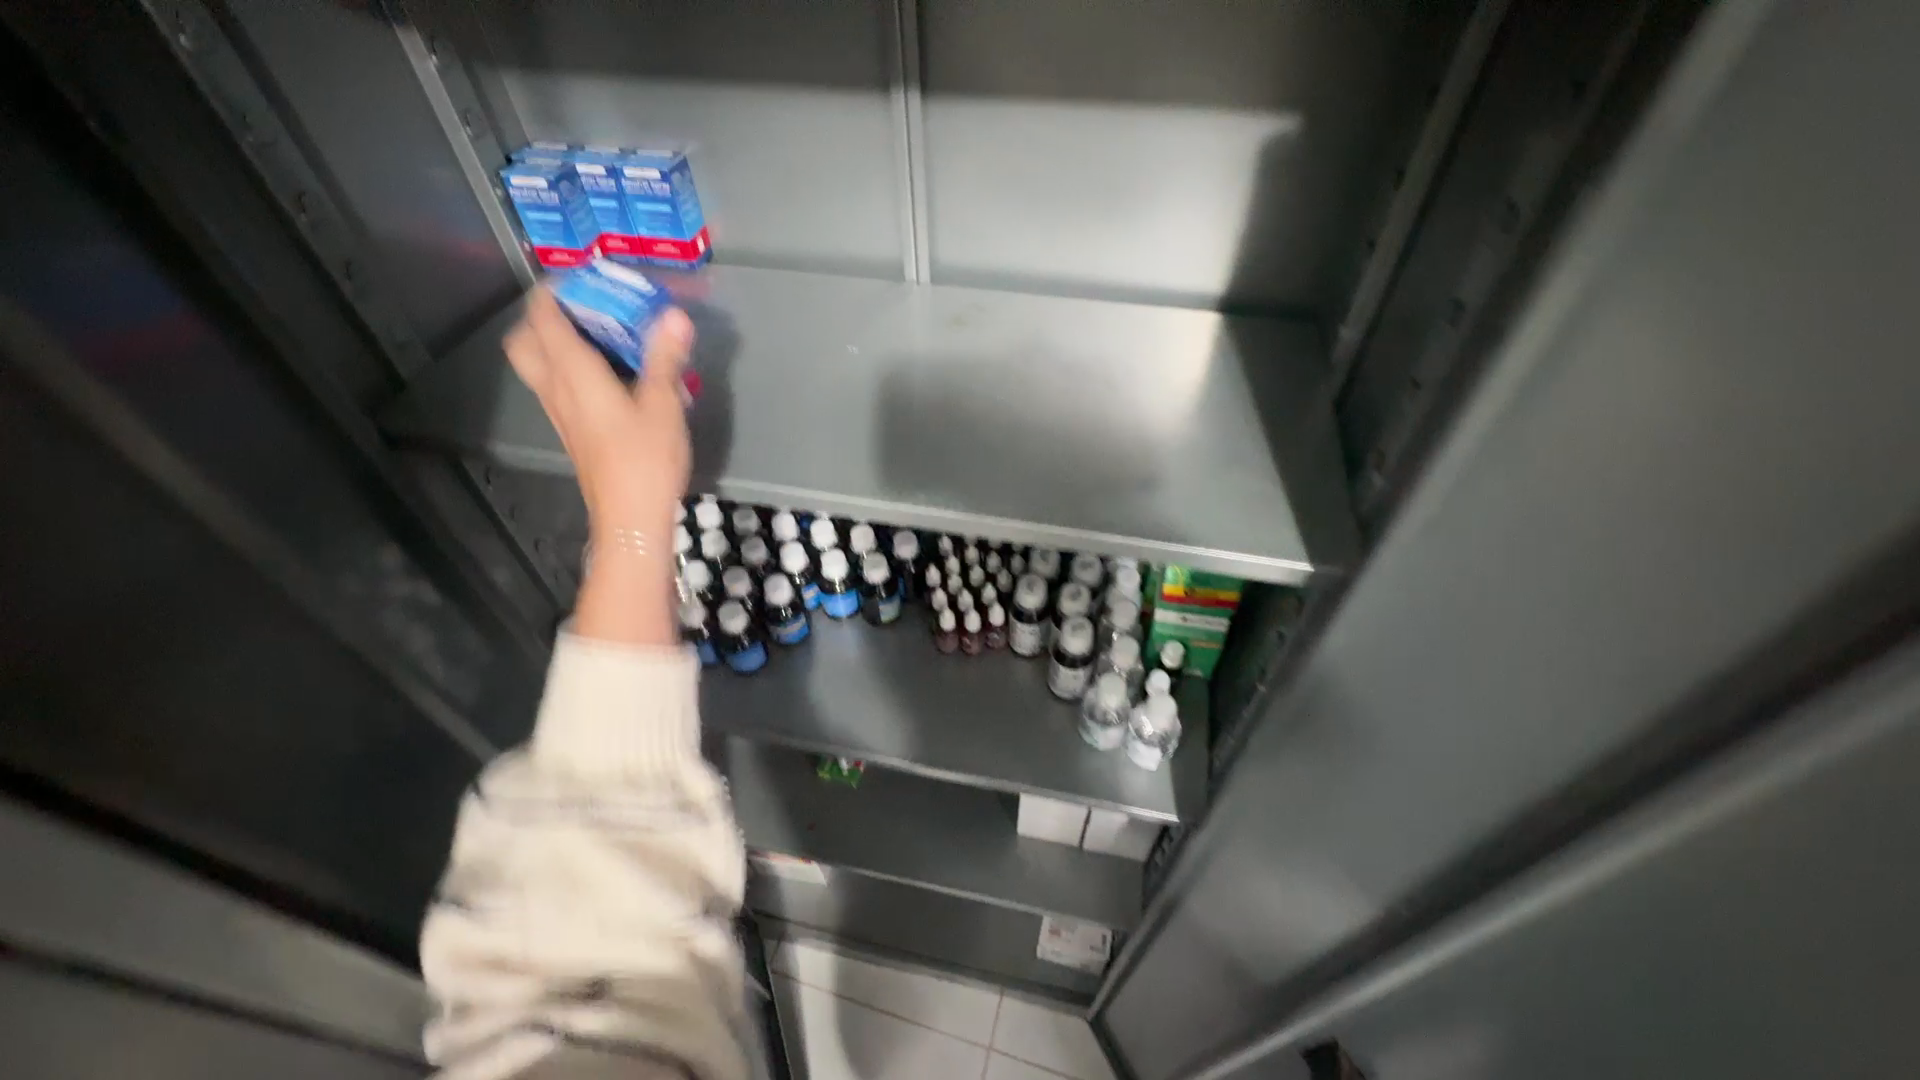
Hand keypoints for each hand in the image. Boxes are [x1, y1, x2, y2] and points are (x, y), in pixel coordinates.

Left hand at [504, 287, 694, 543]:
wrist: (629, 517)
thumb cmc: (645, 458)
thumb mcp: (663, 403)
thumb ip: (664, 357)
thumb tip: (674, 316)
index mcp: (573, 371)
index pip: (545, 315)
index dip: (557, 288)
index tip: (586, 276)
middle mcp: (555, 387)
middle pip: (525, 339)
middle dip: (544, 316)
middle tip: (584, 310)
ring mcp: (559, 412)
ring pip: (537, 364)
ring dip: (556, 342)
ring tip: (600, 337)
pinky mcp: (572, 431)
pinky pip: (556, 385)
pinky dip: (570, 368)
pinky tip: (609, 375)